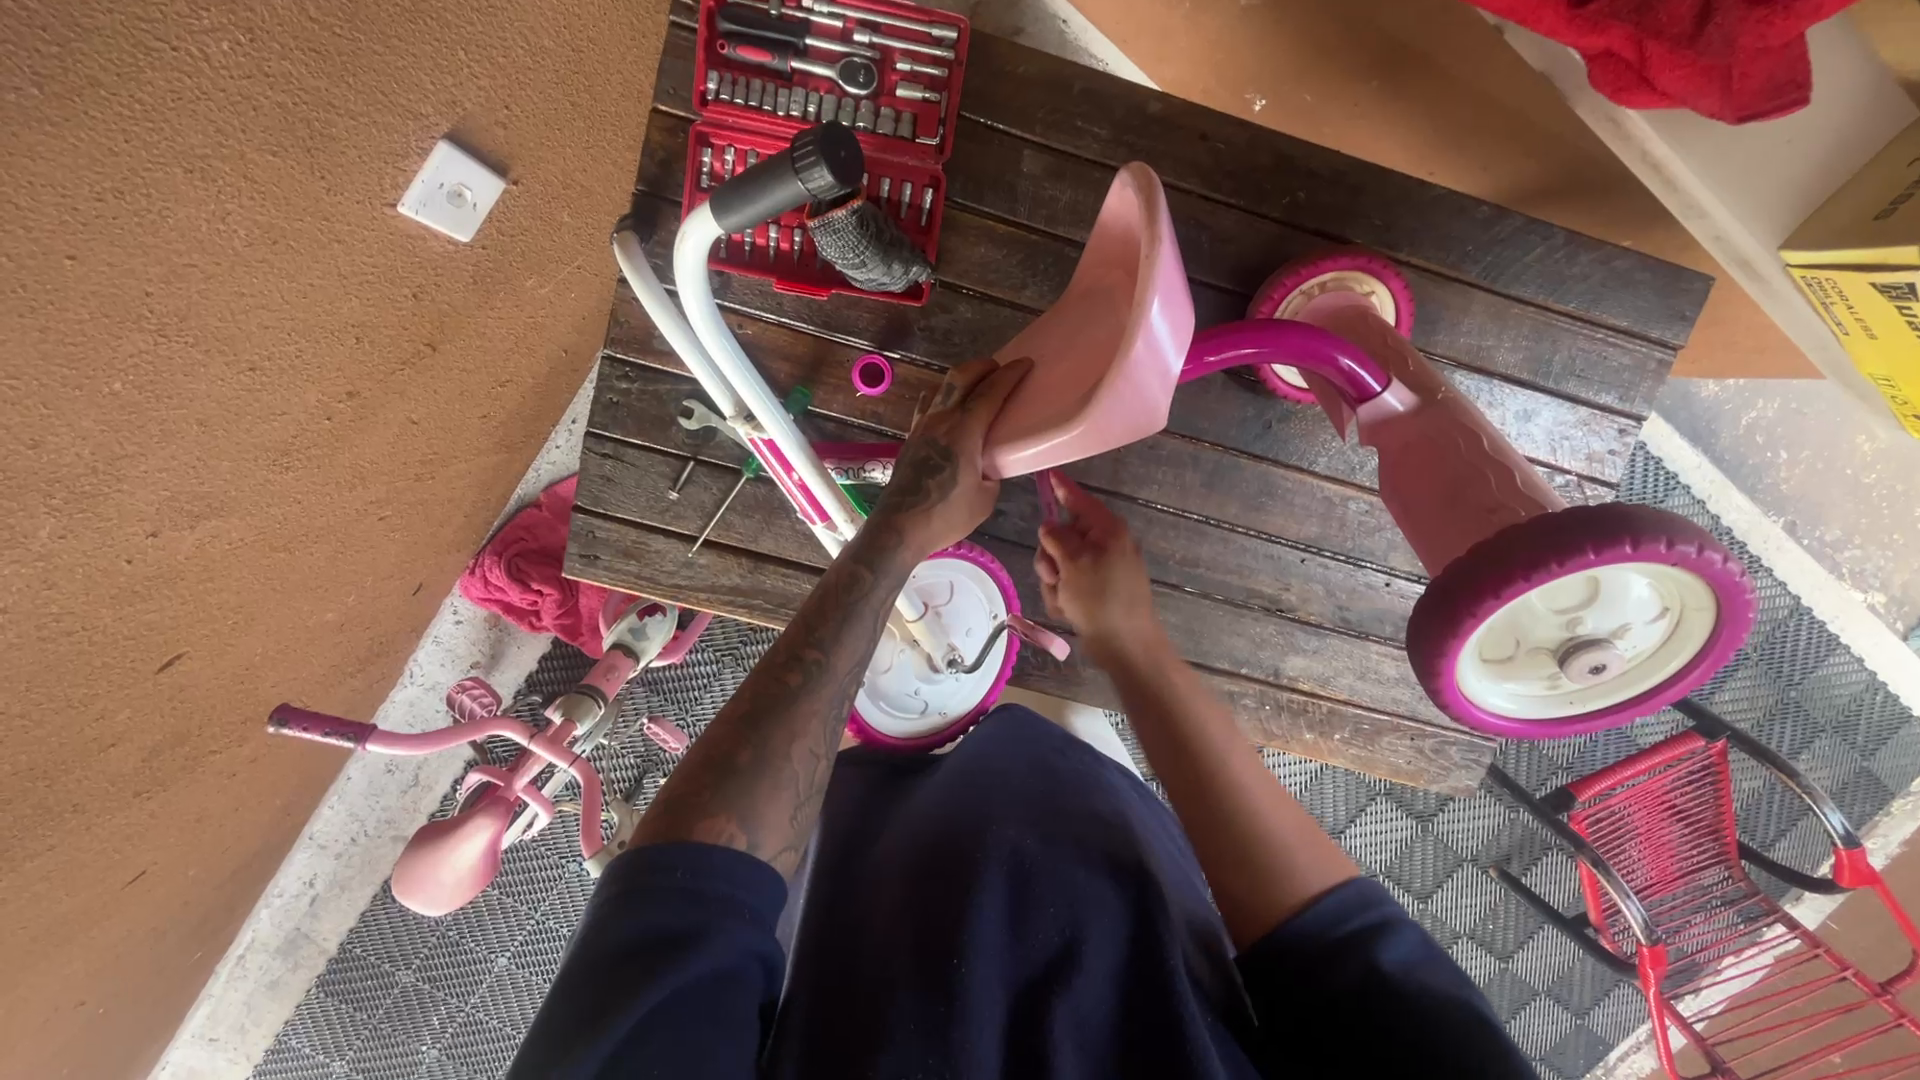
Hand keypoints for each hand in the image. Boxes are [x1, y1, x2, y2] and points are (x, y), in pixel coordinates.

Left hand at [868, 356, 1032, 556]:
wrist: (899, 528)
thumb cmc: (946, 516)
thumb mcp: (985, 499)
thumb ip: (991, 475)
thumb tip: (987, 468)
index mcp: (965, 431)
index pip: (991, 392)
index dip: (1010, 375)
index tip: (1025, 364)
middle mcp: (941, 420)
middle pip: (961, 376)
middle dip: (983, 366)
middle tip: (1000, 369)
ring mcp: (921, 426)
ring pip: (941, 387)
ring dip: (962, 380)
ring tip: (976, 387)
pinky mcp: (910, 438)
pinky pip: (927, 406)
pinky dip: (941, 398)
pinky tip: (946, 408)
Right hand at [1034, 473, 1163, 665]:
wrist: (1124, 645)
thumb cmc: (1100, 599)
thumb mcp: (1073, 563)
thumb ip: (1056, 538)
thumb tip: (1049, 526)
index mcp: (1107, 530)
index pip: (1079, 501)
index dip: (1062, 489)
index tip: (1048, 474)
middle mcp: (1106, 545)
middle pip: (1063, 536)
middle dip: (1051, 557)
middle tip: (1054, 575)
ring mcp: (1102, 570)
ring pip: (1060, 564)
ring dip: (1054, 581)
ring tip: (1064, 599)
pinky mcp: (1097, 591)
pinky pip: (1068, 585)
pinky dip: (1063, 597)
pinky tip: (1069, 611)